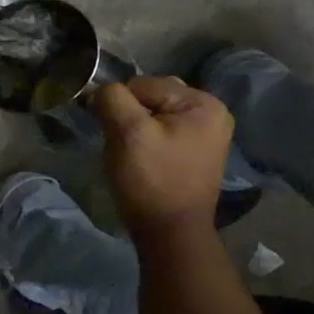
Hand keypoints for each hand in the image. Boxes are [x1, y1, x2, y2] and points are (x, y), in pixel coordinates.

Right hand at [92, 77, 234, 235]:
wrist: (170, 229)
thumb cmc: (150, 179)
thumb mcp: (127, 133)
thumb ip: (112, 99)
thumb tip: (101, 89)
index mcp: (203, 103)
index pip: (143, 84)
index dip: (120, 105)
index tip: (115, 133)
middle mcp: (212, 112)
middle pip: (151, 96)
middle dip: (129, 115)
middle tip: (123, 144)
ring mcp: (206, 132)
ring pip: (154, 114)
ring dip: (135, 128)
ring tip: (132, 153)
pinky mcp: (196, 150)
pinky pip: (162, 130)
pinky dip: (146, 140)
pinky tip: (142, 159)